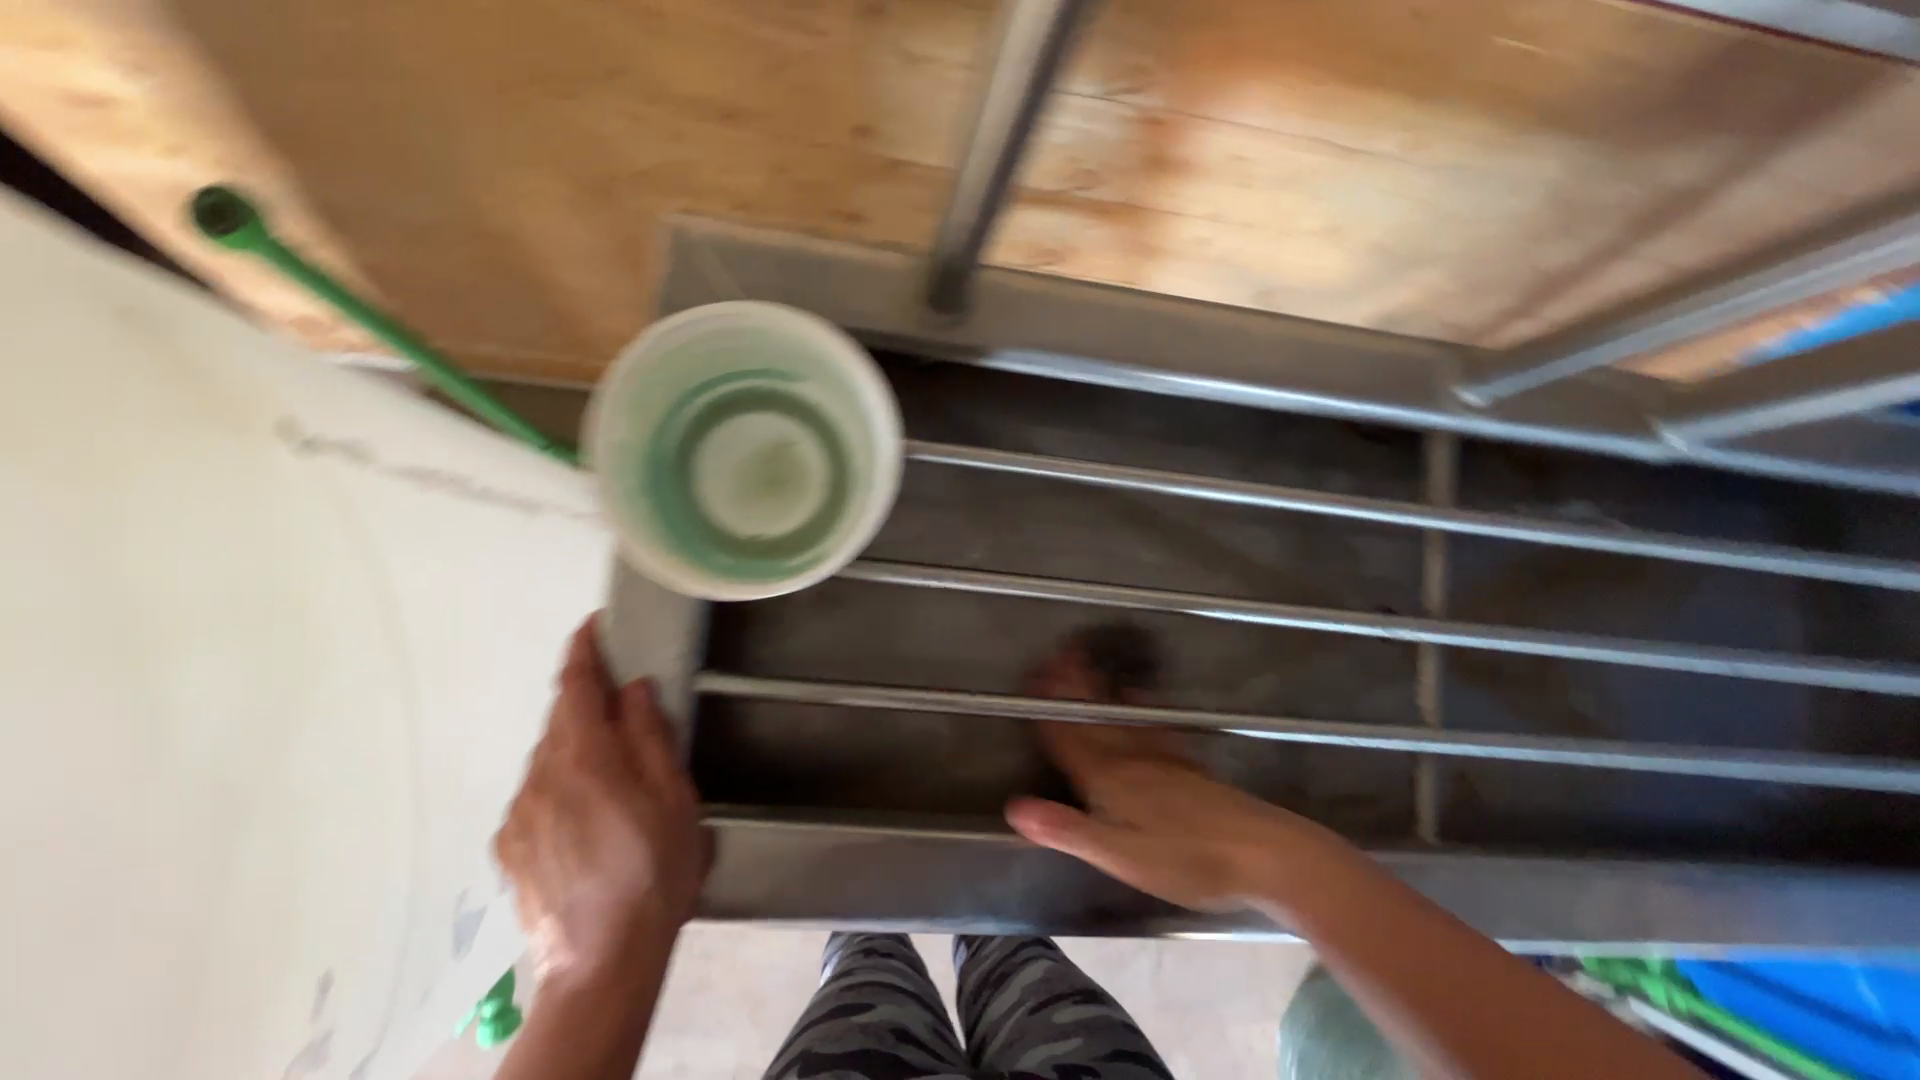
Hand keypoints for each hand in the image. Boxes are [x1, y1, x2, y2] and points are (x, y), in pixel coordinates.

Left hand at [493, 617, 707, 991]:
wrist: (602, 960)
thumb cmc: (655, 871)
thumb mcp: (673, 798)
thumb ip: (650, 737)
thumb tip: (634, 690)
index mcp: (584, 757)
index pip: (575, 686)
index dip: (583, 650)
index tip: (594, 626)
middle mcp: (539, 776)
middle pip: (559, 721)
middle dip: (587, 705)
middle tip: (624, 710)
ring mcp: (517, 814)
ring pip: (546, 761)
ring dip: (575, 751)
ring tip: (612, 781)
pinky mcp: (507, 847)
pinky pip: (535, 797)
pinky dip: (559, 788)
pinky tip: (587, 823)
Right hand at [1007, 648, 1334, 911]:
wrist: (1265, 854)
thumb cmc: (1187, 860)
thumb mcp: (1120, 855)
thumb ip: (1067, 829)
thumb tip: (1014, 808)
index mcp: (1109, 780)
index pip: (1069, 739)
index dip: (1049, 712)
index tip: (1033, 677)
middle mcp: (1133, 760)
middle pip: (1094, 719)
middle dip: (1073, 687)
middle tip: (1058, 652)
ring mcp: (1165, 760)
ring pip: (1122, 717)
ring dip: (1101, 689)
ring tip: (1089, 663)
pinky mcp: (1190, 768)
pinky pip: (1153, 726)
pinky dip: (1138, 707)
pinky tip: (1140, 701)